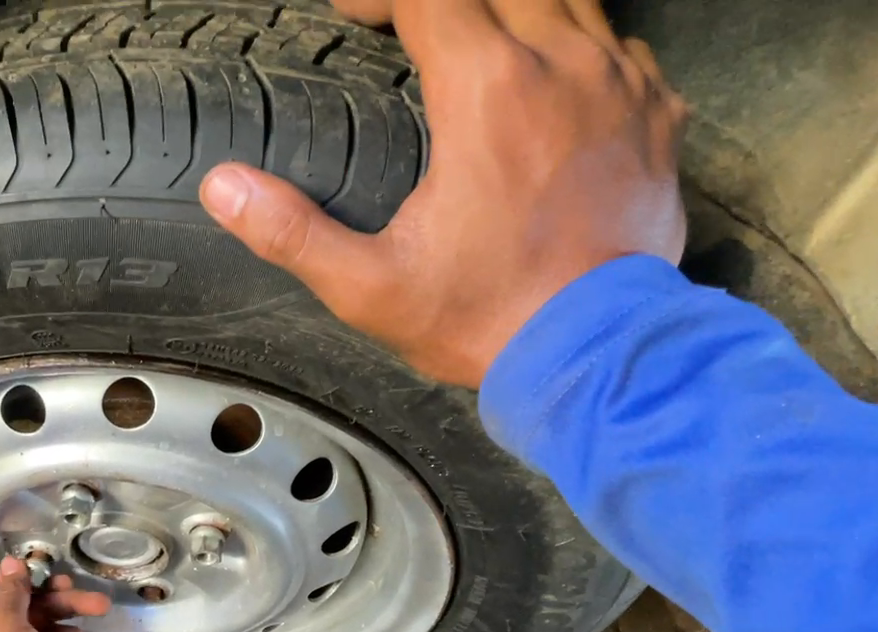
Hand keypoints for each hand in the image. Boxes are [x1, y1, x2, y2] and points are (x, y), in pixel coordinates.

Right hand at [200, 0, 687, 386]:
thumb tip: (221, 186)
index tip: (349, 12)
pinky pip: (618, 41)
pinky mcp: (657, 114)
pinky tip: (546, 79)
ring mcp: (622, 83)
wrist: (592, 351)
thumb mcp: (365, 286)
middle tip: (402, 22)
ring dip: (510, 7)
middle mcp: (564, 64)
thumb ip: (290, 232)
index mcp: (488, 93)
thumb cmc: (478, 317)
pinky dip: (573, 42)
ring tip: (468, 40)